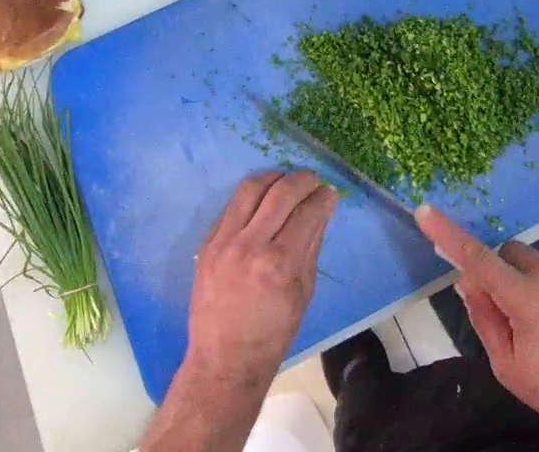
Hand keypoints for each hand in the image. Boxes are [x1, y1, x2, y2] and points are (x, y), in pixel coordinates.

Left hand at [145, 171, 338, 451]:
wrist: (224, 360)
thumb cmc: (273, 333)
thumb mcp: (304, 291)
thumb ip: (312, 244)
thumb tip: (323, 209)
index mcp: (280, 264)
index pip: (308, 212)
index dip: (323, 197)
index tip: (330, 193)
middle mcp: (251, 245)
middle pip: (282, 191)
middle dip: (304, 179)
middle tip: (315, 180)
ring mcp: (224, 242)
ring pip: (252, 187)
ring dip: (275, 177)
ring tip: (288, 180)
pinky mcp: (208, 243)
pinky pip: (233, 205)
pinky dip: (253, 196)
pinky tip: (265, 198)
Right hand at [416, 205, 538, 451]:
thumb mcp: (510, 368)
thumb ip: (484, 318)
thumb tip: (466, 281)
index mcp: (527, 299)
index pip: (478, 259)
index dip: (448, 235)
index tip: (426, 211)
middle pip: (511, 253)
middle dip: (502, 272)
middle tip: (509, 311)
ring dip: (533, 285)